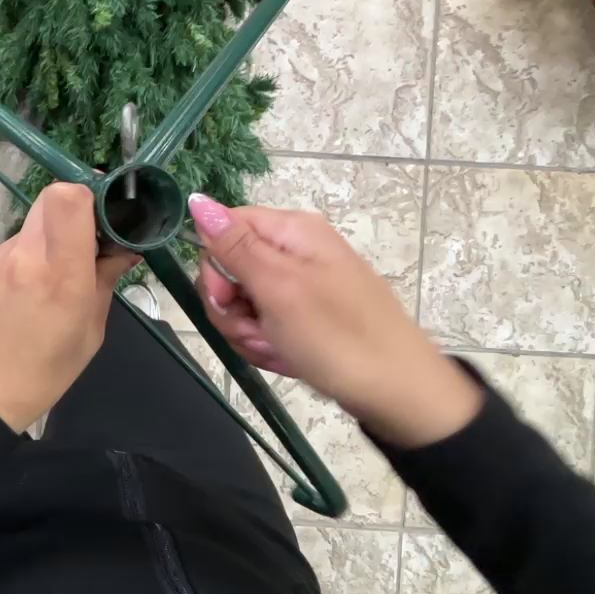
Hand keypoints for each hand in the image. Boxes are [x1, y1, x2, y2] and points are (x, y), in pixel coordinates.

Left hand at [0, 183, 139, 432]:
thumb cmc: (42, 373)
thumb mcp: (89, 332)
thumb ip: (105, 280)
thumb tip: (122, 248)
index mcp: (60, 274)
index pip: (69, 197)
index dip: (88, 193)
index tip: (102, 211)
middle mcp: (23, 256)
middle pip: (50, 201)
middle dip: (71, 217)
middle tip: (79, 247)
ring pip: (28, 231)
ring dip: (42, 248)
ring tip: (40, 291)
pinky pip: (5, 253)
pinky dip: (16, 266)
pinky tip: (13, 300)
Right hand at [187, 194, 480, 448]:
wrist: (397, 393)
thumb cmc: (338, 336)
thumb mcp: (278, 287)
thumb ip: (234, 244)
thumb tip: (197, 200)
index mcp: (292, 231)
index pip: (224, 227)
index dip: (214, 263)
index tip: (227, 296)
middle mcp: (294, 251)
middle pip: (227, 268)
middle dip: (230, 306)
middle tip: (254, 328)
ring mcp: (297, 286)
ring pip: (239, 301)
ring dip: (246, 330)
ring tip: (276, 348)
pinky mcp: (300, 316)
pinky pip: (260, 323)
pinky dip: (263, 343)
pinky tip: (284, 356)